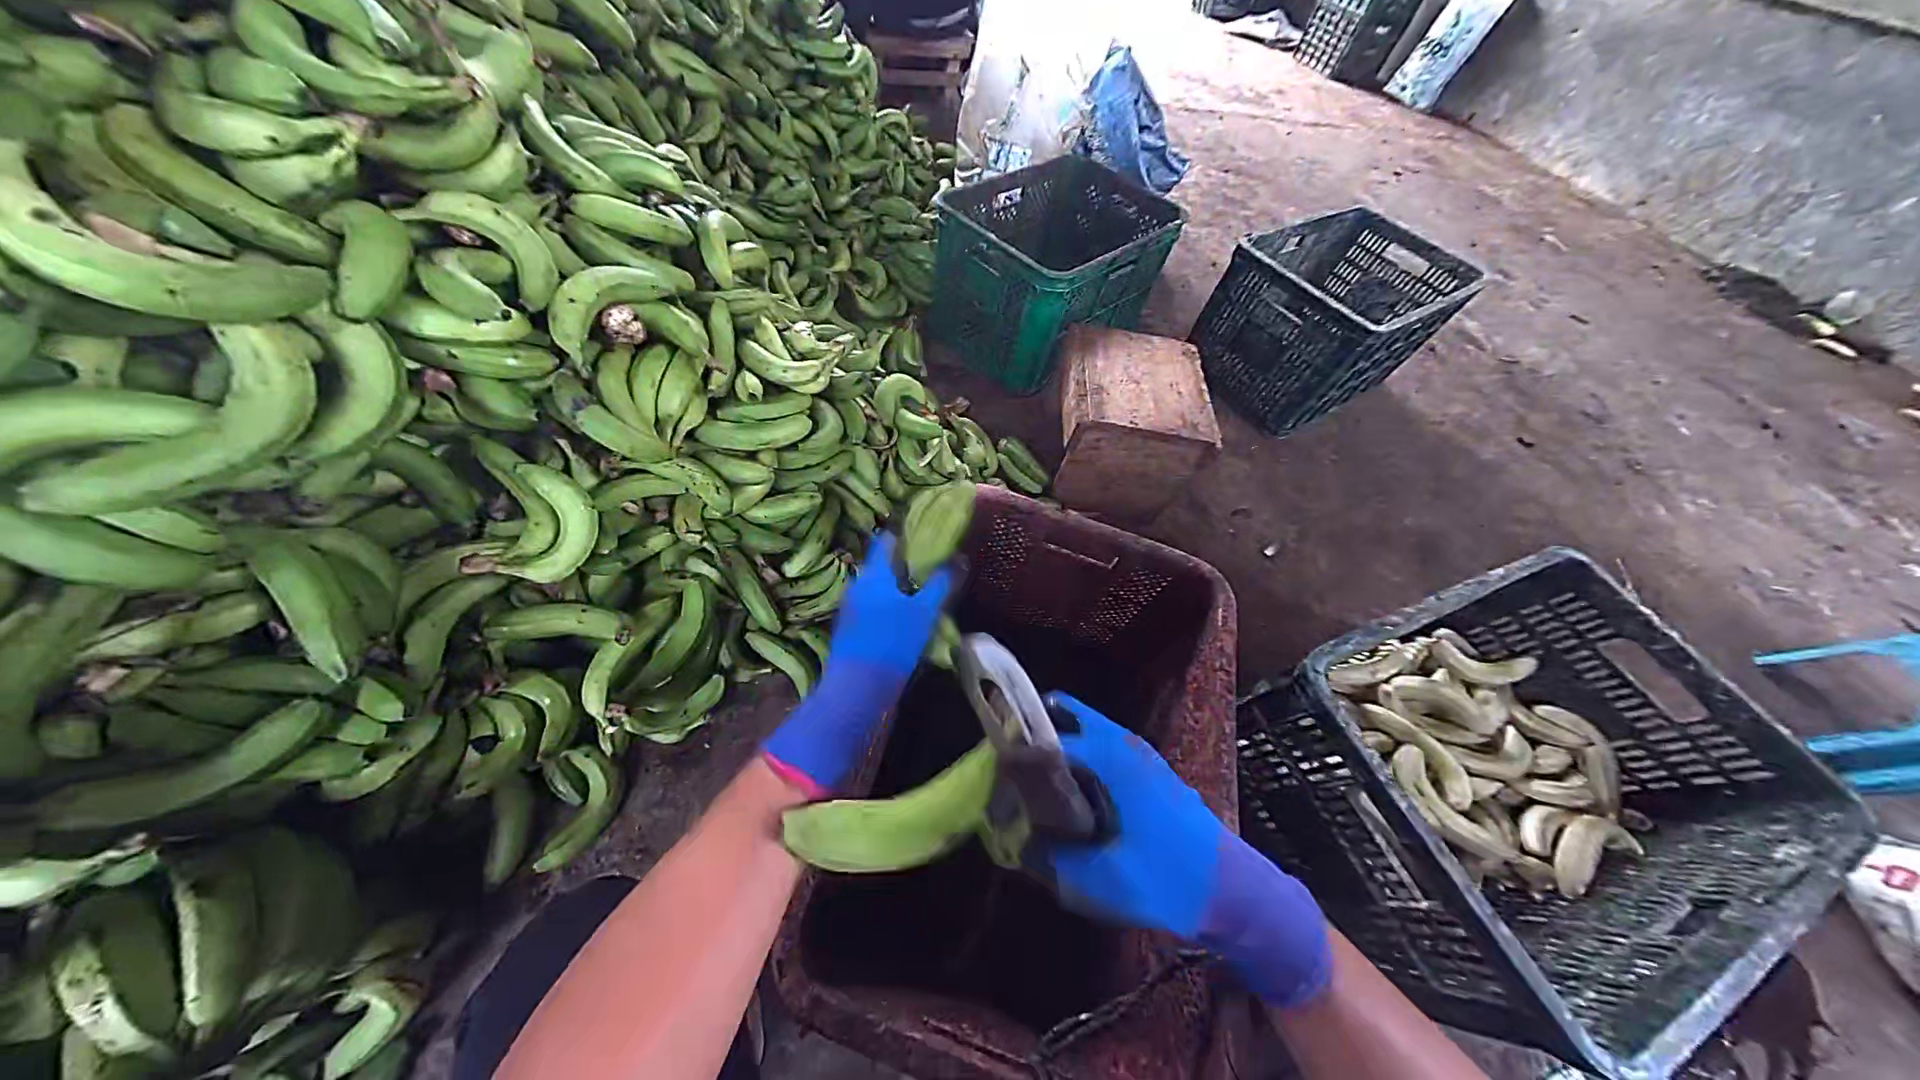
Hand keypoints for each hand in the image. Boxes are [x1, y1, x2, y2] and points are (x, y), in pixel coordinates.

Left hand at [763, 533, 954, 794]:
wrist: (858, 689)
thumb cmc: (892, 642)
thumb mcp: (924, 611)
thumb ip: (941, 584)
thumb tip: (959, 560)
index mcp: (873, 574)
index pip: (886, 541)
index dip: (903, 532)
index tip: (922, 528)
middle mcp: (857, 586)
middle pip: (882, 566)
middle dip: (904, 564)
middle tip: (930, 563)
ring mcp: (851, 610)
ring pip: (878, 590)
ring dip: (898, 588)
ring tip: (924, 592)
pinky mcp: (852, 631)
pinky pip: (874, 609)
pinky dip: (890, 607)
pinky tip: (907, 620)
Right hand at [1037, 693, 1332, 1008]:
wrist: (1237, 895)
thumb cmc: (1169, 880)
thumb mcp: (1103, 880)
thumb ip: (1052, 861)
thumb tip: (1014, 844)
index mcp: (1113, 757)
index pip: (1048, 737)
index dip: (1015, 751)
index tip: (991, 771)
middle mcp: (1126, 744)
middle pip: (1067, 713)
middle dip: (1033, 729)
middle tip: (1007, 762)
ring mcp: (1142, 755)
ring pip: (1086, 729)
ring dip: (1056, 744)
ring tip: (1030, 782)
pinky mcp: (1150, 772)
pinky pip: (1102, 748)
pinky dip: (1078, 757)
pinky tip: (1068, 797)